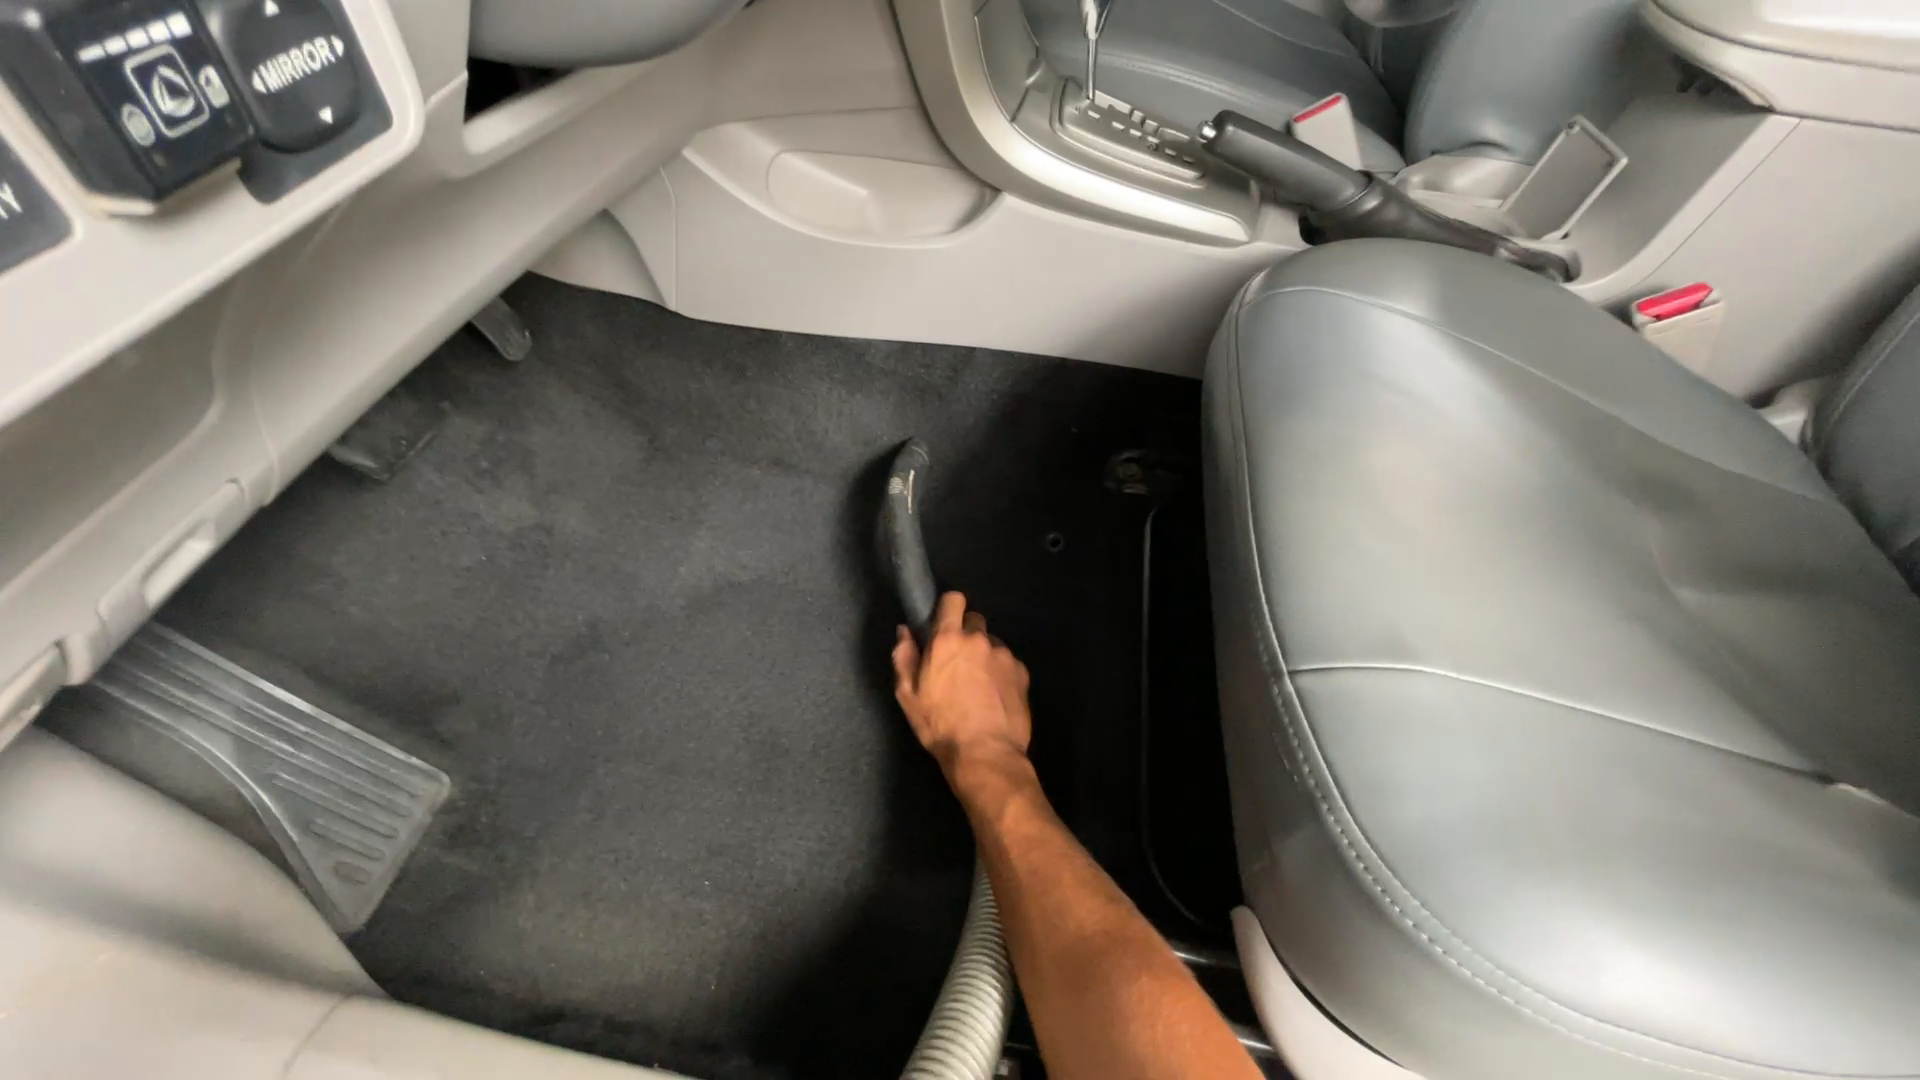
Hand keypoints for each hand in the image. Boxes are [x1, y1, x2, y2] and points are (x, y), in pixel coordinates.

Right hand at [892, 593, 1033, 786]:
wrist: (985, 754)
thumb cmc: (940, 725)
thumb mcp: (908, 695)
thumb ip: (904, 657)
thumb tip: (904, 631)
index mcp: (948, 640)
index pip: (954, 599)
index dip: (949, 608)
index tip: (944, 624)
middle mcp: (979, 640)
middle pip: (975, 621)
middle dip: (966, 635)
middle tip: (958, 662)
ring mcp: (1004, 655)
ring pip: (992, 643)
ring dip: (984, 655)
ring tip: (978, 685)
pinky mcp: (1022, 672)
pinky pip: (1008, 663)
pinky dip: (1001, 672)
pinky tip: (995, 696)